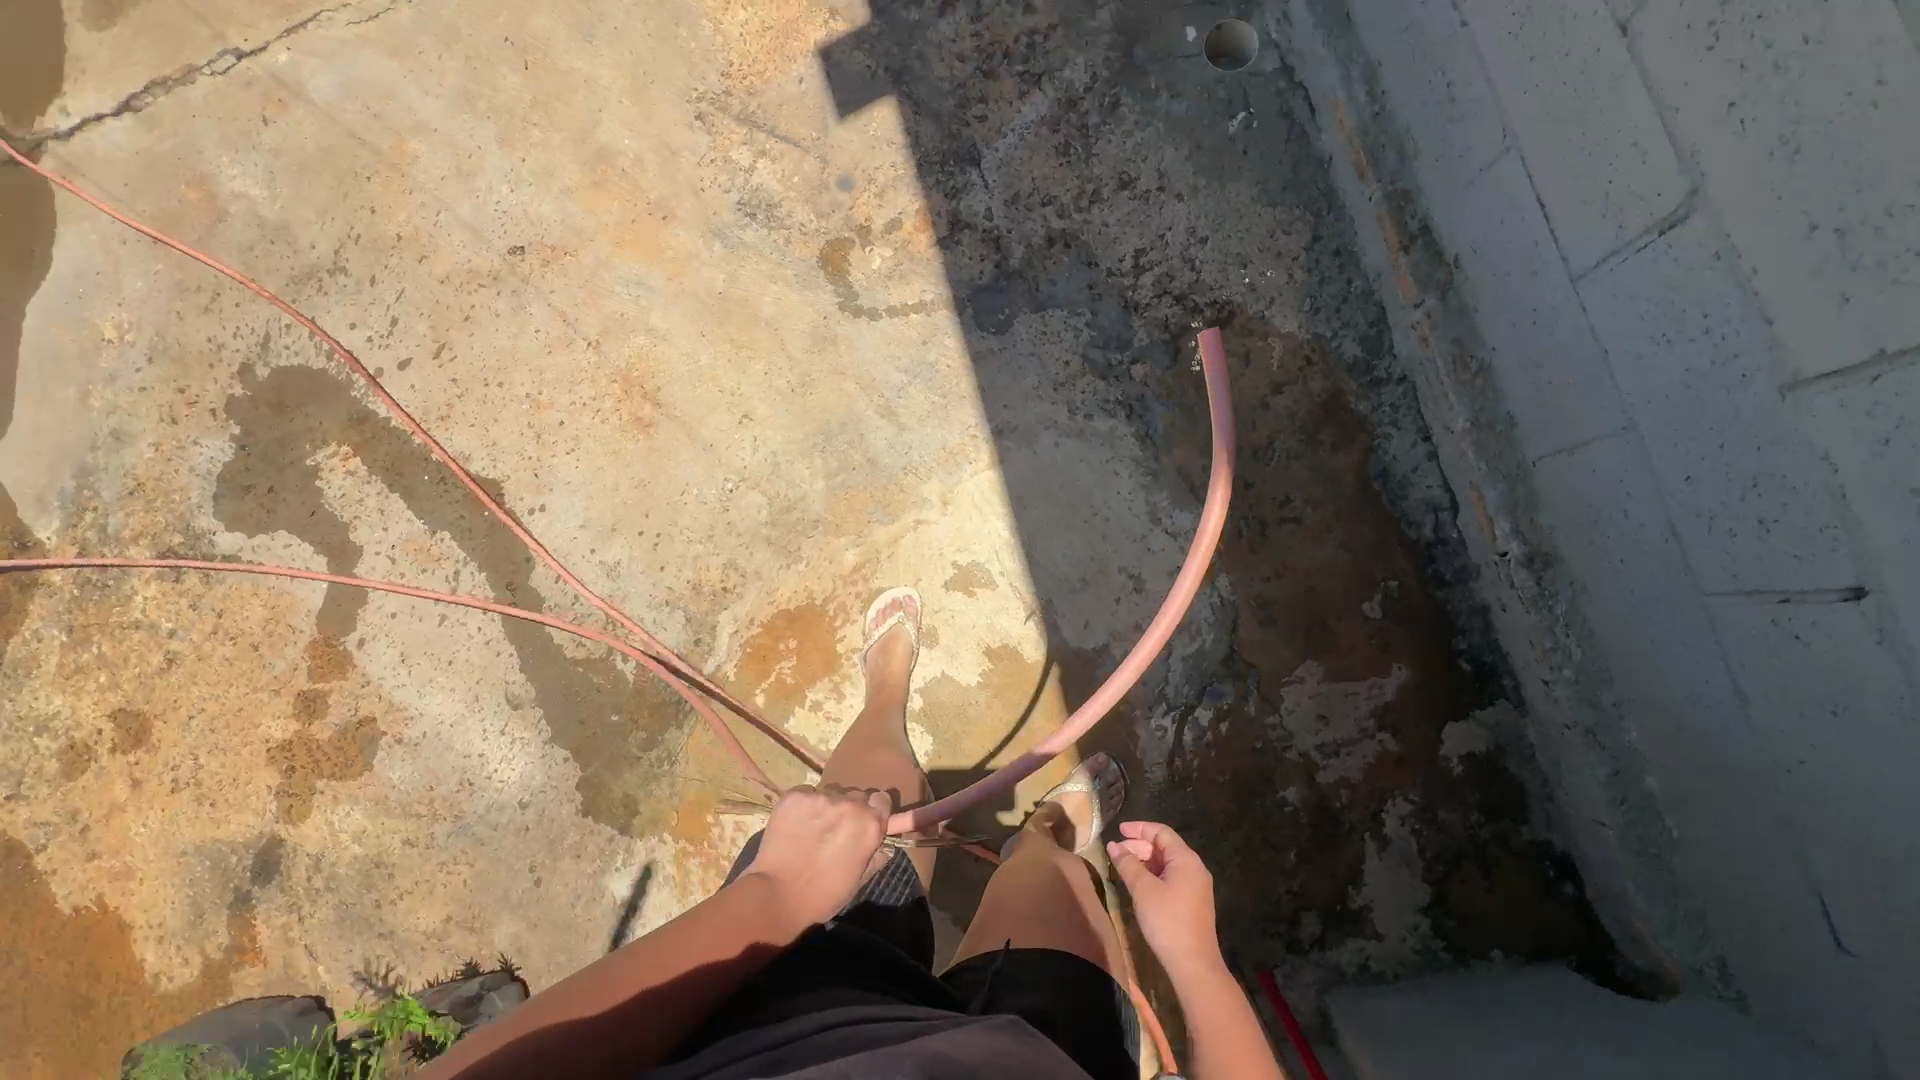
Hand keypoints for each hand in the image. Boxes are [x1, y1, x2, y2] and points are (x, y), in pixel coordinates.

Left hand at [741, 785, 891, 926]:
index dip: (874, 811)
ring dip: (826, 807)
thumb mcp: (857, 882)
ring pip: (830, 793)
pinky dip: (803, 806)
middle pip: (855, 796)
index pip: (882, 800)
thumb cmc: (821, 896)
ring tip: (812, 829)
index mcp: (870, 824)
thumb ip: (874, 860)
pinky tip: (794, 825)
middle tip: (835, 831)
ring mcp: (821, 797)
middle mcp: (850, 804)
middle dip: (849, 810)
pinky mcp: (795, 796)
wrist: (776, 894)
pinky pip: (806, 794)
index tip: (864, 823)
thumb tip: (883, 848)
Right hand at [1106, 821, 1221, 975]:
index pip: (1161, 832)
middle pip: (1164, 847)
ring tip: (1122, 867)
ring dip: (1144, 862)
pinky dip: (1152, 875)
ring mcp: (1195, 886)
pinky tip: (1137, 884)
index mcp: (1186, 860)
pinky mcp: (1192, 902)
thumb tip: (1114, 845)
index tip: (1118, 830)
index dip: (1139, 828)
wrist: (1194, 964)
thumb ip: (1127, 864)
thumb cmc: (1167, 921)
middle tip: (1115, 853)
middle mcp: (1194, 868)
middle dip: (1139, 846)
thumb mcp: (1143, 890)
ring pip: (1166, 864)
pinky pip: (1170, 878)